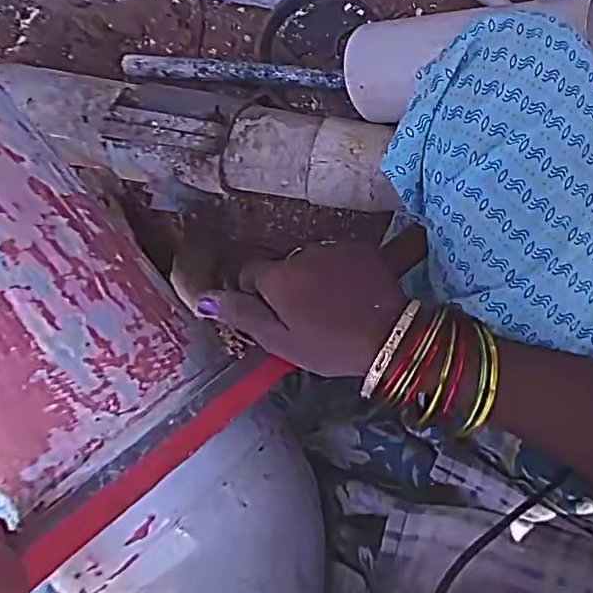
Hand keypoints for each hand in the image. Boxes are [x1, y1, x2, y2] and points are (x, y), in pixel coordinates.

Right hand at [195, 241, 408, 376]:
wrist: (389, 334)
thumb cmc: (328, 345)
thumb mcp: (279, 340)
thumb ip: (241, 315)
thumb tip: (203, 298)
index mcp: (279, 276)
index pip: (250, 272)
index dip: (256, 295)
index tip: (273, 315)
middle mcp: (306, 252)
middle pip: (282, 264)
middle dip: (286, 284)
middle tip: (303, 314)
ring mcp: (337, 246)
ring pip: (311, 259)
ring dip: (312, 274)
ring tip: (330, 304)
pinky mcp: (362, 247)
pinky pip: (337, 255)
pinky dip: (338, 268)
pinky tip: (349, 292)